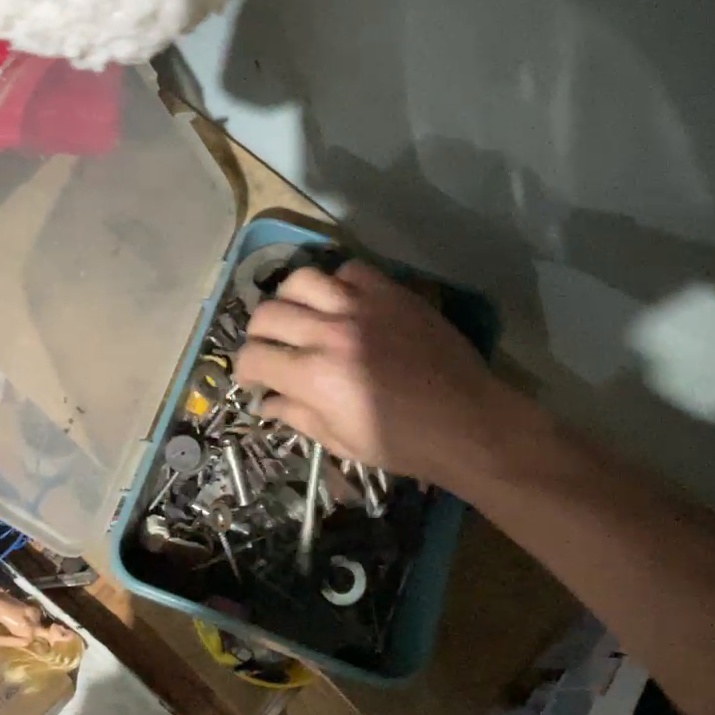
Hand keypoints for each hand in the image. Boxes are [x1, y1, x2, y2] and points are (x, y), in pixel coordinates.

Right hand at [234, 261, 538, 489]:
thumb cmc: (403, 444)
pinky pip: (349, 270)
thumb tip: (266, 403)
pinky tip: (341, 303)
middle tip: (271, 350)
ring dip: (289, 299)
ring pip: (301, 280)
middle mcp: (330, 333)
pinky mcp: (392, 294)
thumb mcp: (341, 441)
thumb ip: (297, 416)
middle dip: (258, 335)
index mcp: (313, 376)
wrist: (468, 424)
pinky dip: (336, 284)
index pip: (254, 357)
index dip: (245, 371)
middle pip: (268, 314)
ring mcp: (362, 307)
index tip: (254, 379)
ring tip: (298, 316)